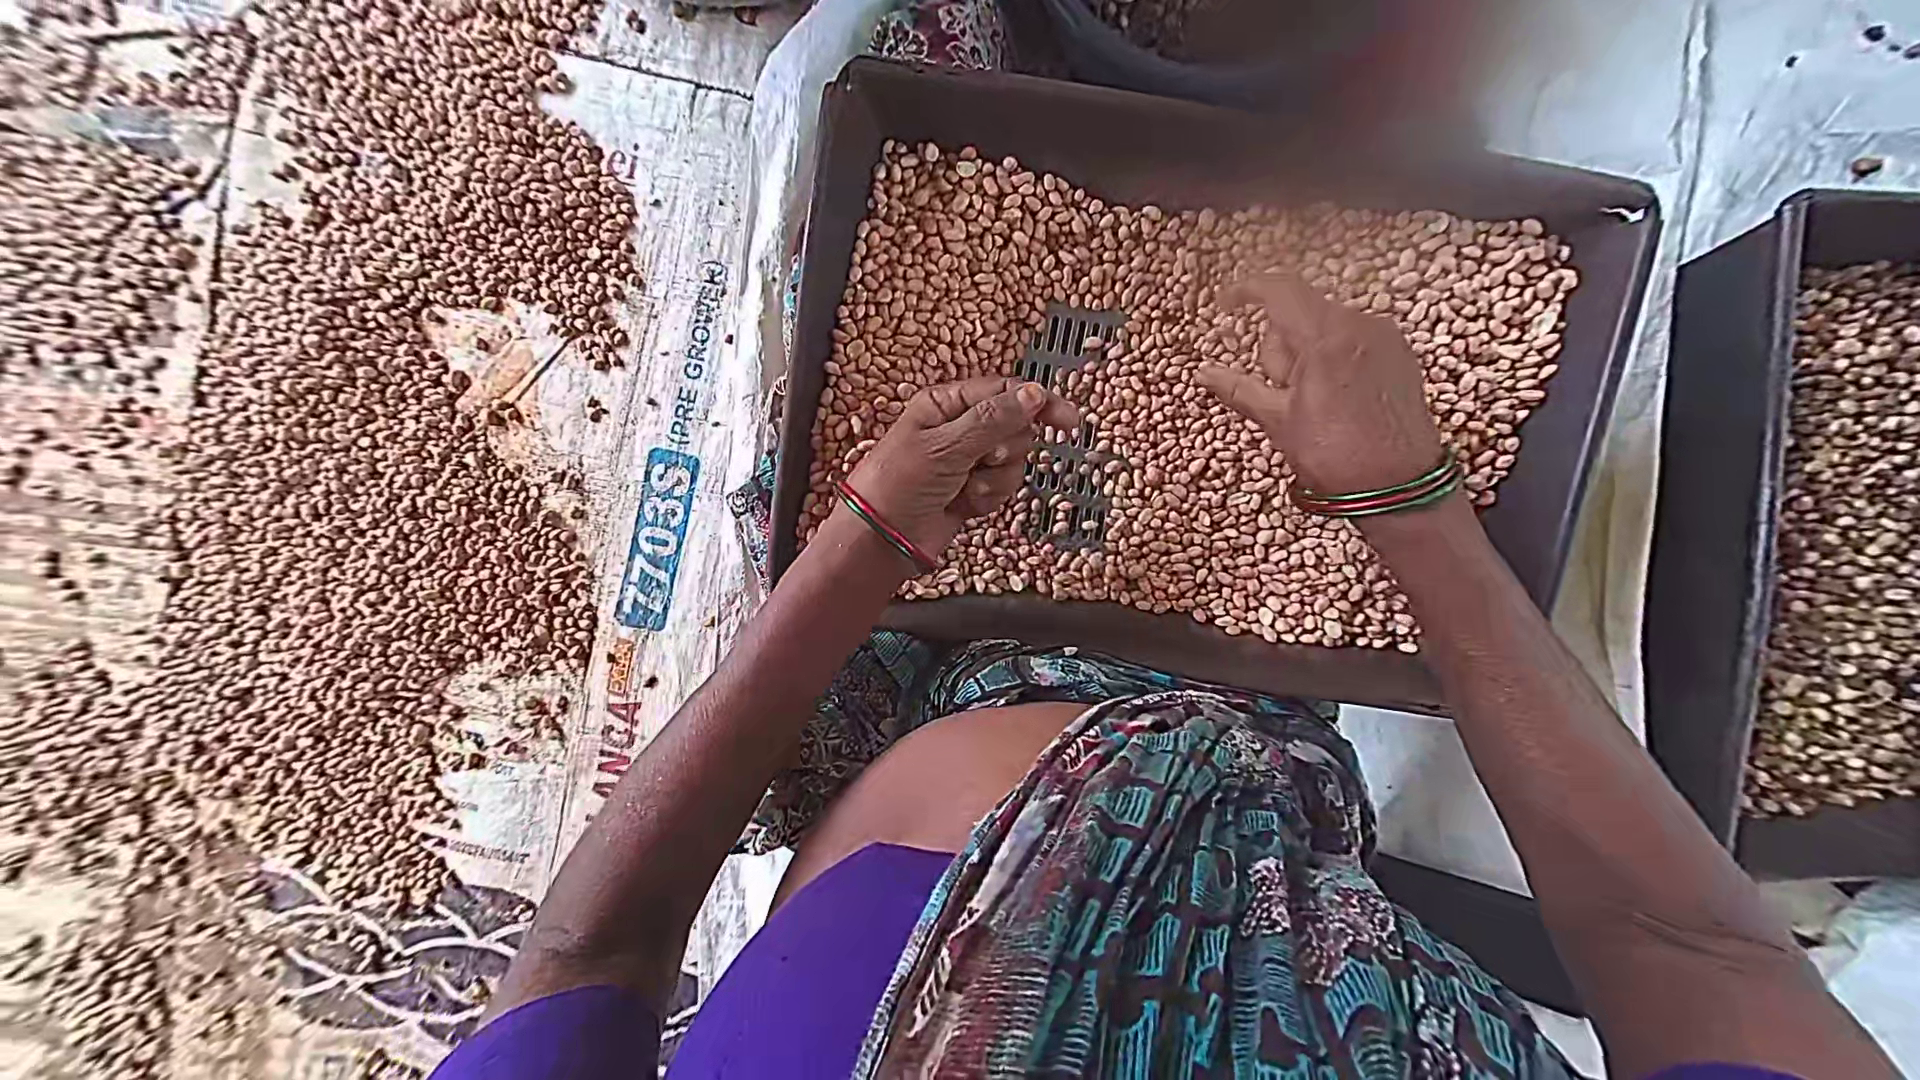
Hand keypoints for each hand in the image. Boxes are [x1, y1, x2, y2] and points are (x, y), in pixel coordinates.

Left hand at [843, 376, 1078, 560]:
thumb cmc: (898, 485)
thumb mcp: (945, 446)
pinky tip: (964, 503)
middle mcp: (960, 428)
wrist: (882, 540)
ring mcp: (968, 460)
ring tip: (966, 487)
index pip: (1005, 392)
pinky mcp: (973, 489)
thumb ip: (993, 420)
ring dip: (995, 479)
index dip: (1038, 404)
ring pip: (1014, 461)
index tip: (1066, 420)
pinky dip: (988, 498)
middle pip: (1016, 428)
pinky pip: (1003, 487)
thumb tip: (1034, 395)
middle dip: (1006, 449)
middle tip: (984, 460)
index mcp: (947, 404)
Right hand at [1196, 273, 1444, 496]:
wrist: (1397, 485)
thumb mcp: (1276, 420)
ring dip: (1303, 356)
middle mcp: (1361, 325)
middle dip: (1278, 347)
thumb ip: (1238, 388)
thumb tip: (1204, 373)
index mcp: (1326, 338)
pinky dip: (1329, 358)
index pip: (1281, 291)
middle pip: (1299, 314)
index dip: (1247, 291)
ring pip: (1324, 327)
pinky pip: (1350, 339)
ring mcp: (1384, 337)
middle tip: (1278, 391)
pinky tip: (1330, 398)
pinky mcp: (1398, 353)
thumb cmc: (1335, 454)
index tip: (1227, 303)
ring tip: (1307, 402)